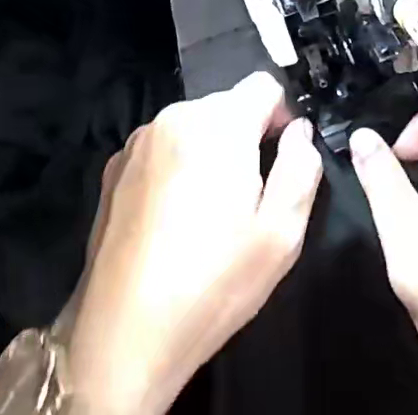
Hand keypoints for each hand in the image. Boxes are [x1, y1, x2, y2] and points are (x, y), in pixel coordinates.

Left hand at [60, 72, 321, 413]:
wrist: (124, 333)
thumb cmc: (213, 281)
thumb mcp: (281, 233)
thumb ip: (302, 167)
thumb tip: (300, 130)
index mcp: (218, 124)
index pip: (264, 85)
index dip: (283, 115)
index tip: (284, 157)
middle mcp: (174, 117)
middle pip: (227, 106)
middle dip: (246, 138)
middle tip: (249, 197)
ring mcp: (139, 141)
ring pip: (194, 126)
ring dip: (210, 152)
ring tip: (209, 214)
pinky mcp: (115, 166)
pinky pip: (163, 148)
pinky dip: (178, 166)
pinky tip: (173, 220)